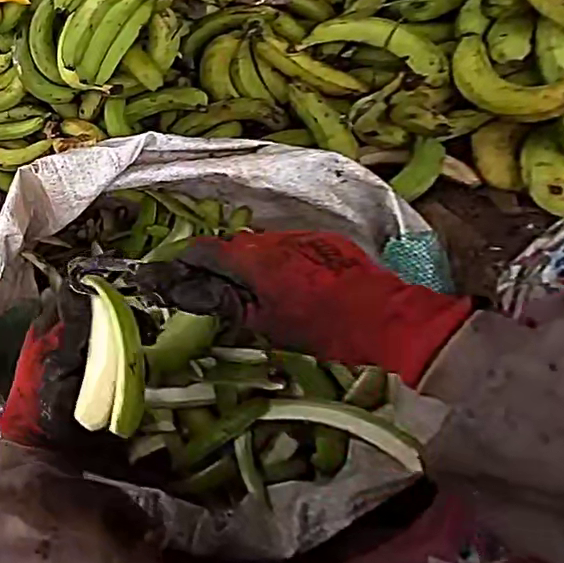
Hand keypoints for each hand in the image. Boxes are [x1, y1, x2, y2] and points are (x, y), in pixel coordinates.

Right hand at [179, 231, 471, 382]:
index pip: (199, 249)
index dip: (182, 261)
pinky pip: (286, 248)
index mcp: (248, 259)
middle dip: (218, 266)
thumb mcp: (265, 325)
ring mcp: (295, 237)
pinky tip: (292, 285)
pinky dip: (279, 263)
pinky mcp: (321, 241)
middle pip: (228, 247)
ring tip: (258, 291)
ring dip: (250, 265)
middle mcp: (266, 240)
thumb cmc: (321, 325)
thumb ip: (225, 305)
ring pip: (258, 247)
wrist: (388, 316)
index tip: (175, 275)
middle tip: (218, 291)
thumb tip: (192, 295)